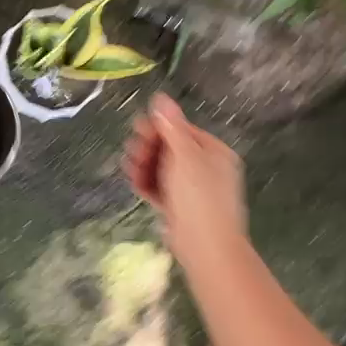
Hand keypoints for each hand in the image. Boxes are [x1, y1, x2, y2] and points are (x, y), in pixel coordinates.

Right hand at [123, 94, 247, 265]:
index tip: (138, 133)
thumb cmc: (199, 198)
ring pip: (162, 169)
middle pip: (170, 149)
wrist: (206, 247)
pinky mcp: (180, 207)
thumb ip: (172, 128)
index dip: (158, 130)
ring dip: (144, 166)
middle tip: (133, 154)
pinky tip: (135, 183)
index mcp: (213, 151)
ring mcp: (192, 188)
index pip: (181, 130)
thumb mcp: (185, 157)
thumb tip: (161, 98)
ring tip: (131, 170)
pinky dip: (148, 184)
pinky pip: (160, 188)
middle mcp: (205, 167)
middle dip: (148, 149)